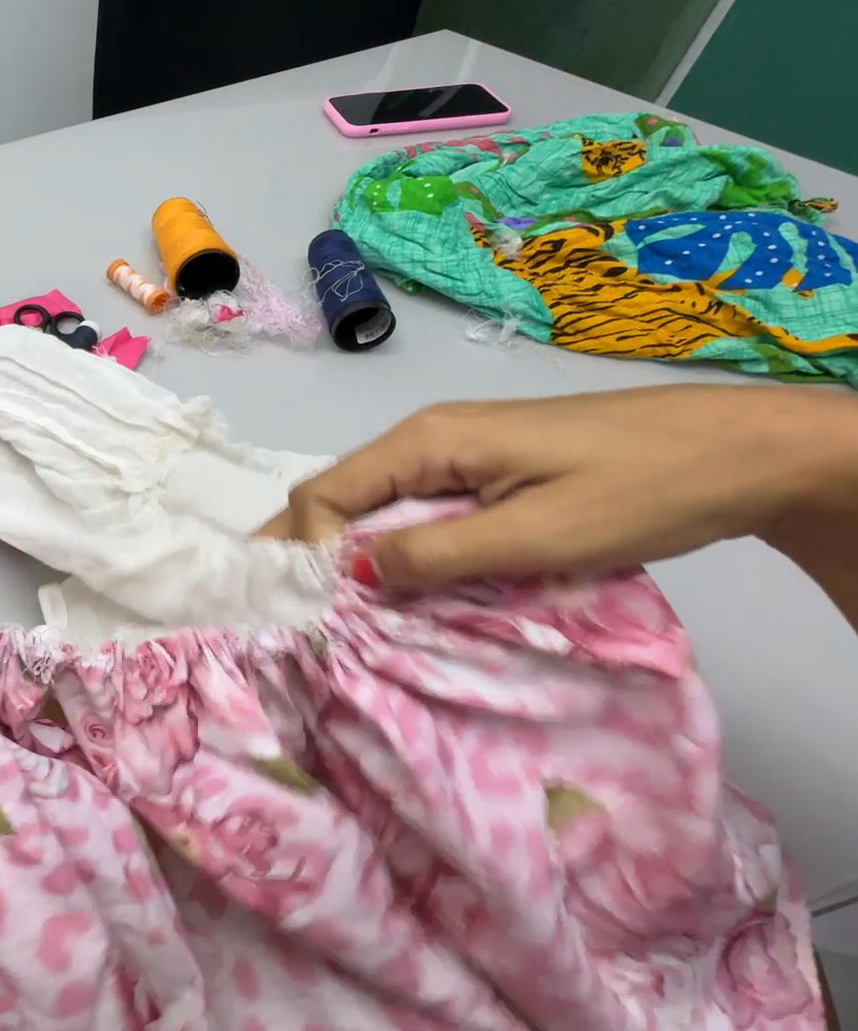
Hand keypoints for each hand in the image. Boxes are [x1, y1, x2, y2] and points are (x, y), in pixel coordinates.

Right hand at [278, 385, 857, 588]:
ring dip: (348, 552)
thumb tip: (350, 576)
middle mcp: (421, 438)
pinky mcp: (478, 470)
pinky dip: (387, 546)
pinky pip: (407, 508)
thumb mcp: (535, 535)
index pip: (323, 493)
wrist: (754, 452)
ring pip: (367, 504)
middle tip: (290, 605)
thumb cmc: (643, 489)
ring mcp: (449, 451)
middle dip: (307, 549)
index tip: (326, 606)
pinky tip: (391, 578)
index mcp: (424, 442)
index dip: (307, 549)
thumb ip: (433, 554)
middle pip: (334, 494)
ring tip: (334, 602)